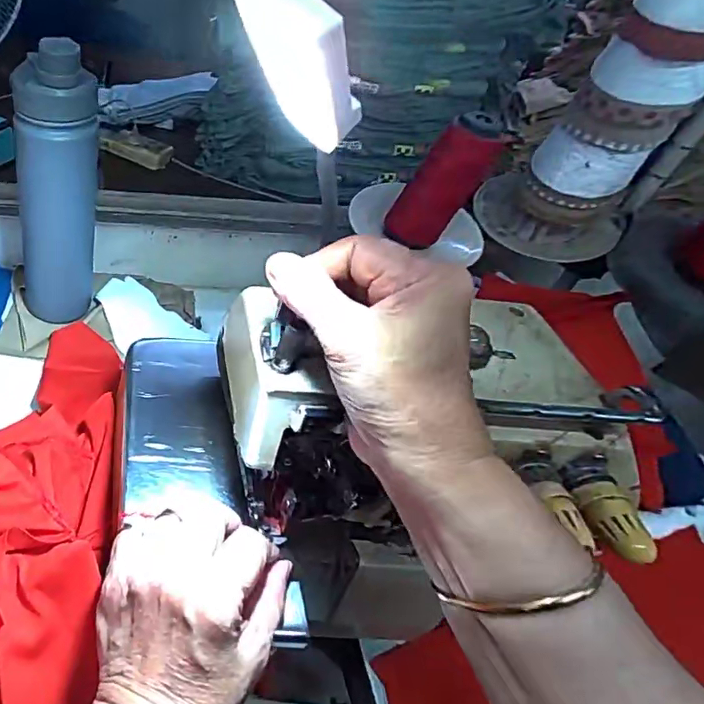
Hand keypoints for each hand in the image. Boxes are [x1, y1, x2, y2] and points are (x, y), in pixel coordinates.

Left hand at [93, 505, 290, 703]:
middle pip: (208, 514)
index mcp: (214, 601)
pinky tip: (163, 548)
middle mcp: (174, 578)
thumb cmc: (199, 703)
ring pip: (170, 514)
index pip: (248, 541)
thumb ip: (272, 604)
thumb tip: (280, 567)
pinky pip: (133, 530)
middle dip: (227, 524)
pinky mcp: (116, 578)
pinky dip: (151, 531)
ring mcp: (140, 574)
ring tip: (196, 545)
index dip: (262, 549)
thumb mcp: (252, 659)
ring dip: (189, 524)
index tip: (261, 560)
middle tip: (229, 544)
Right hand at [265, 236, 494, 483]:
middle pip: (352, 270)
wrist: (422, 454)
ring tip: (307, 337)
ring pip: (350, 296)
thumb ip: (309, 294)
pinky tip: (321, 348)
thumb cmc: (399, 397)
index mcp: (426, 277)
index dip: (317, 270)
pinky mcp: (396, 341)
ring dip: (322, 314)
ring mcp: (411, 317)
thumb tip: (278, 263)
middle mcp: (424, 290)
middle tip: (296, 320)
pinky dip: (333, 330)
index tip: (290, 298)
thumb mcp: (346, 338)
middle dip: (318, 294)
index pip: (355, 249)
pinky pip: (356, 319)